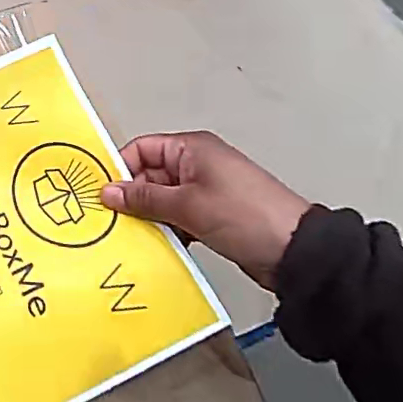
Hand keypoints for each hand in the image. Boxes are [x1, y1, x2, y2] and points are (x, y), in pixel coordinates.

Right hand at [101, 131, 311, 289]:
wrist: (296, 252)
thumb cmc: (248, 216)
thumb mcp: (188, 205)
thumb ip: (145, 198)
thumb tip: (110, 192)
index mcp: (191, 148)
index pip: (142, 149)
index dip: (122, 169)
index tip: (106, 195)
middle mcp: (197, 164)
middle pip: (150, 175)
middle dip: (135, 198)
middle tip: (120, 222)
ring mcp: (205, 190)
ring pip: (163, 199)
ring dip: (152, 217)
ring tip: (142, 236)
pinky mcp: (213, 215)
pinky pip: (178, 217)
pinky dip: (169, 229)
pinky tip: (164, 246)